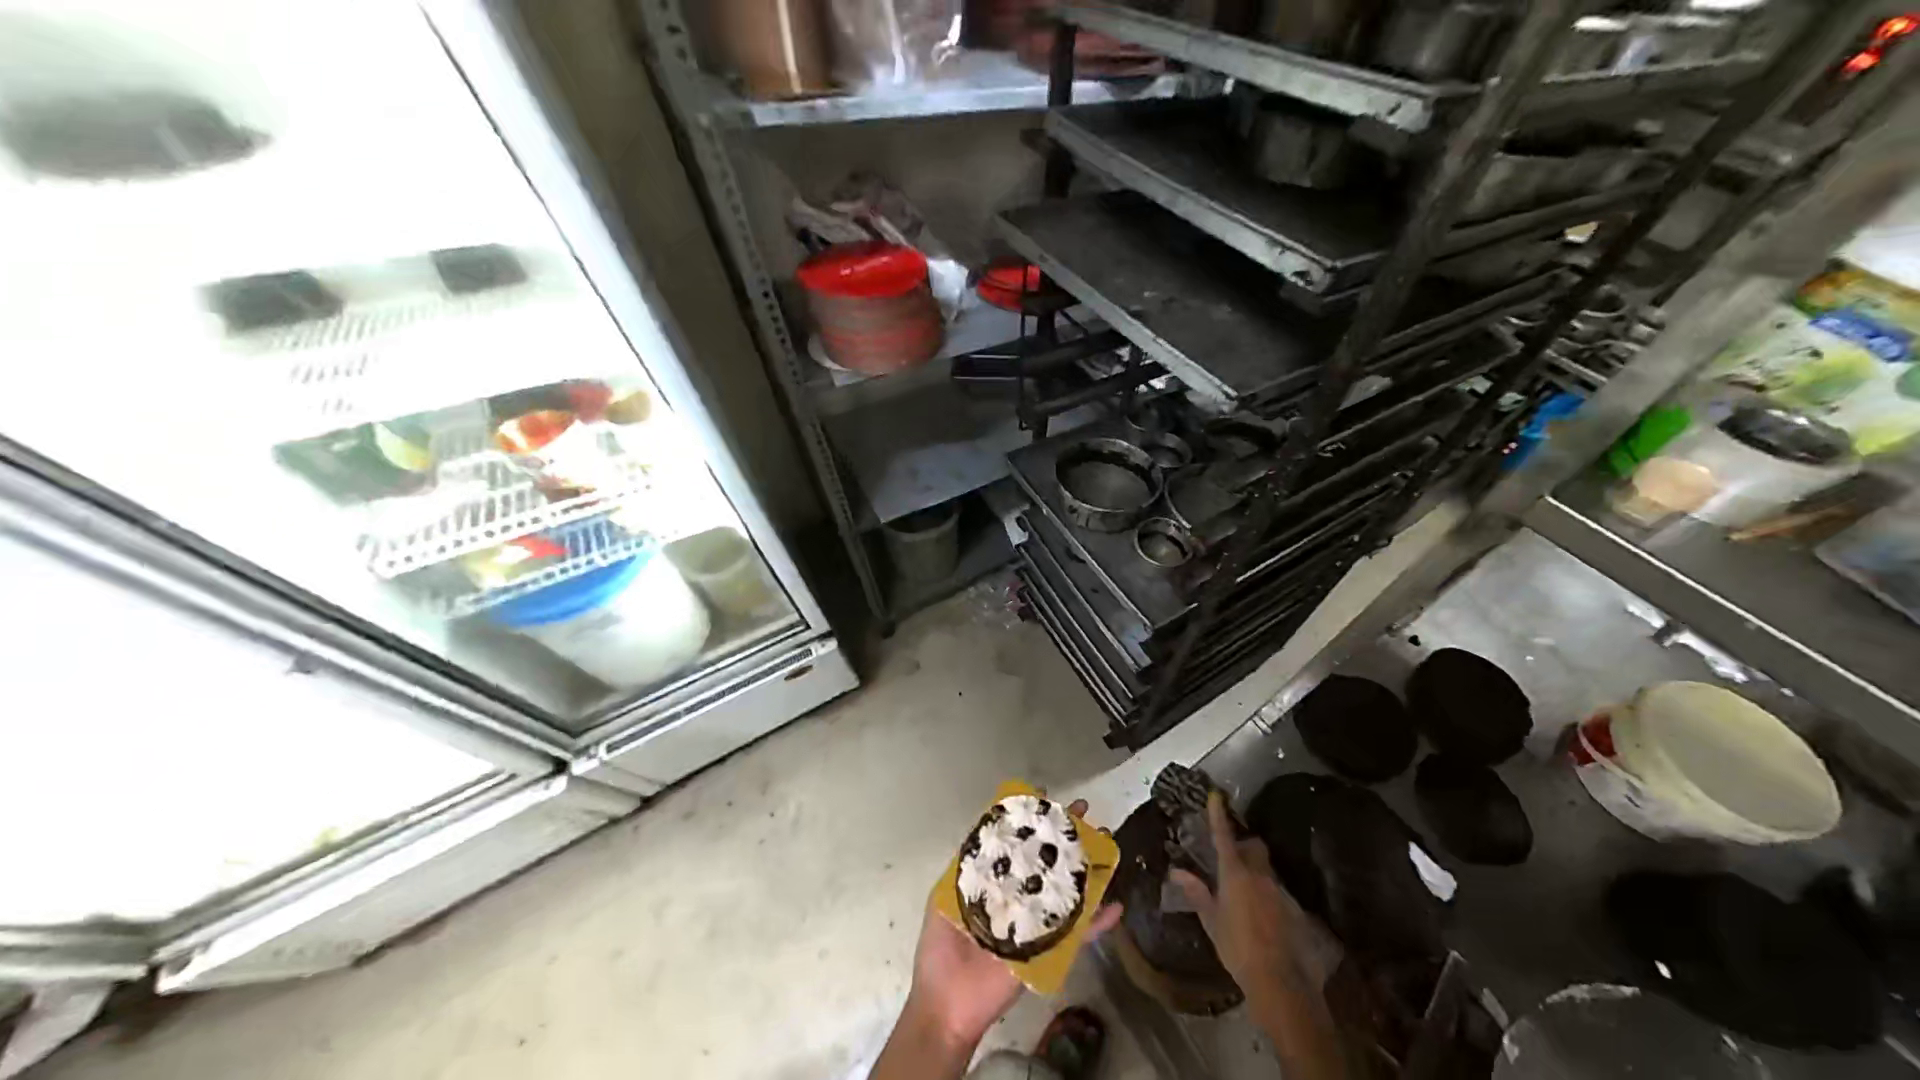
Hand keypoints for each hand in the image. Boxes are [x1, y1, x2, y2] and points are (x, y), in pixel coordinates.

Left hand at [904, 799, 1122, 1046]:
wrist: (948, 1005)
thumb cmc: (941, 950)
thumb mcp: (945, 899)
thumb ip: (964, 869)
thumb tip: (982, 831)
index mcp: (994, 885)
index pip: (1017, 847)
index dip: (1031, 822)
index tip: (1046, 797)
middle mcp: (1019, 899)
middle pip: (1047, 863)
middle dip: (1065, 836)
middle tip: (1085, 812)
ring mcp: (1037, 924)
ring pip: (1068, 891)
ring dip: (1089, 868)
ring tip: (1108, 843)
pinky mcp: (1050, 953)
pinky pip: (1079, 936)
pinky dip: (1098, 923)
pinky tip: (1116, 904)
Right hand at [1169, 791, 1335, 1008]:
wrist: (1281, 982)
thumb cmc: (1237, 948)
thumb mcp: (1211, 921)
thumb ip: (1196, 892)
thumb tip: (1176, 871)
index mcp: (1235, 874)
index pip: (1224, 837)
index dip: (1218, 815)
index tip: (1216, 795)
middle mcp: (1260, 876)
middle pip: (1254, 848)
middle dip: (1244, 846)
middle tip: (1230, 857)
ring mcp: (1281, 892)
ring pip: (1266, 870)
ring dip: (1255, 873)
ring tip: (1244, 893)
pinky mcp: (1295, 910)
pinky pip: (1277, 892)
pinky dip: (1267, 895)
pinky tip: (1261, 916)